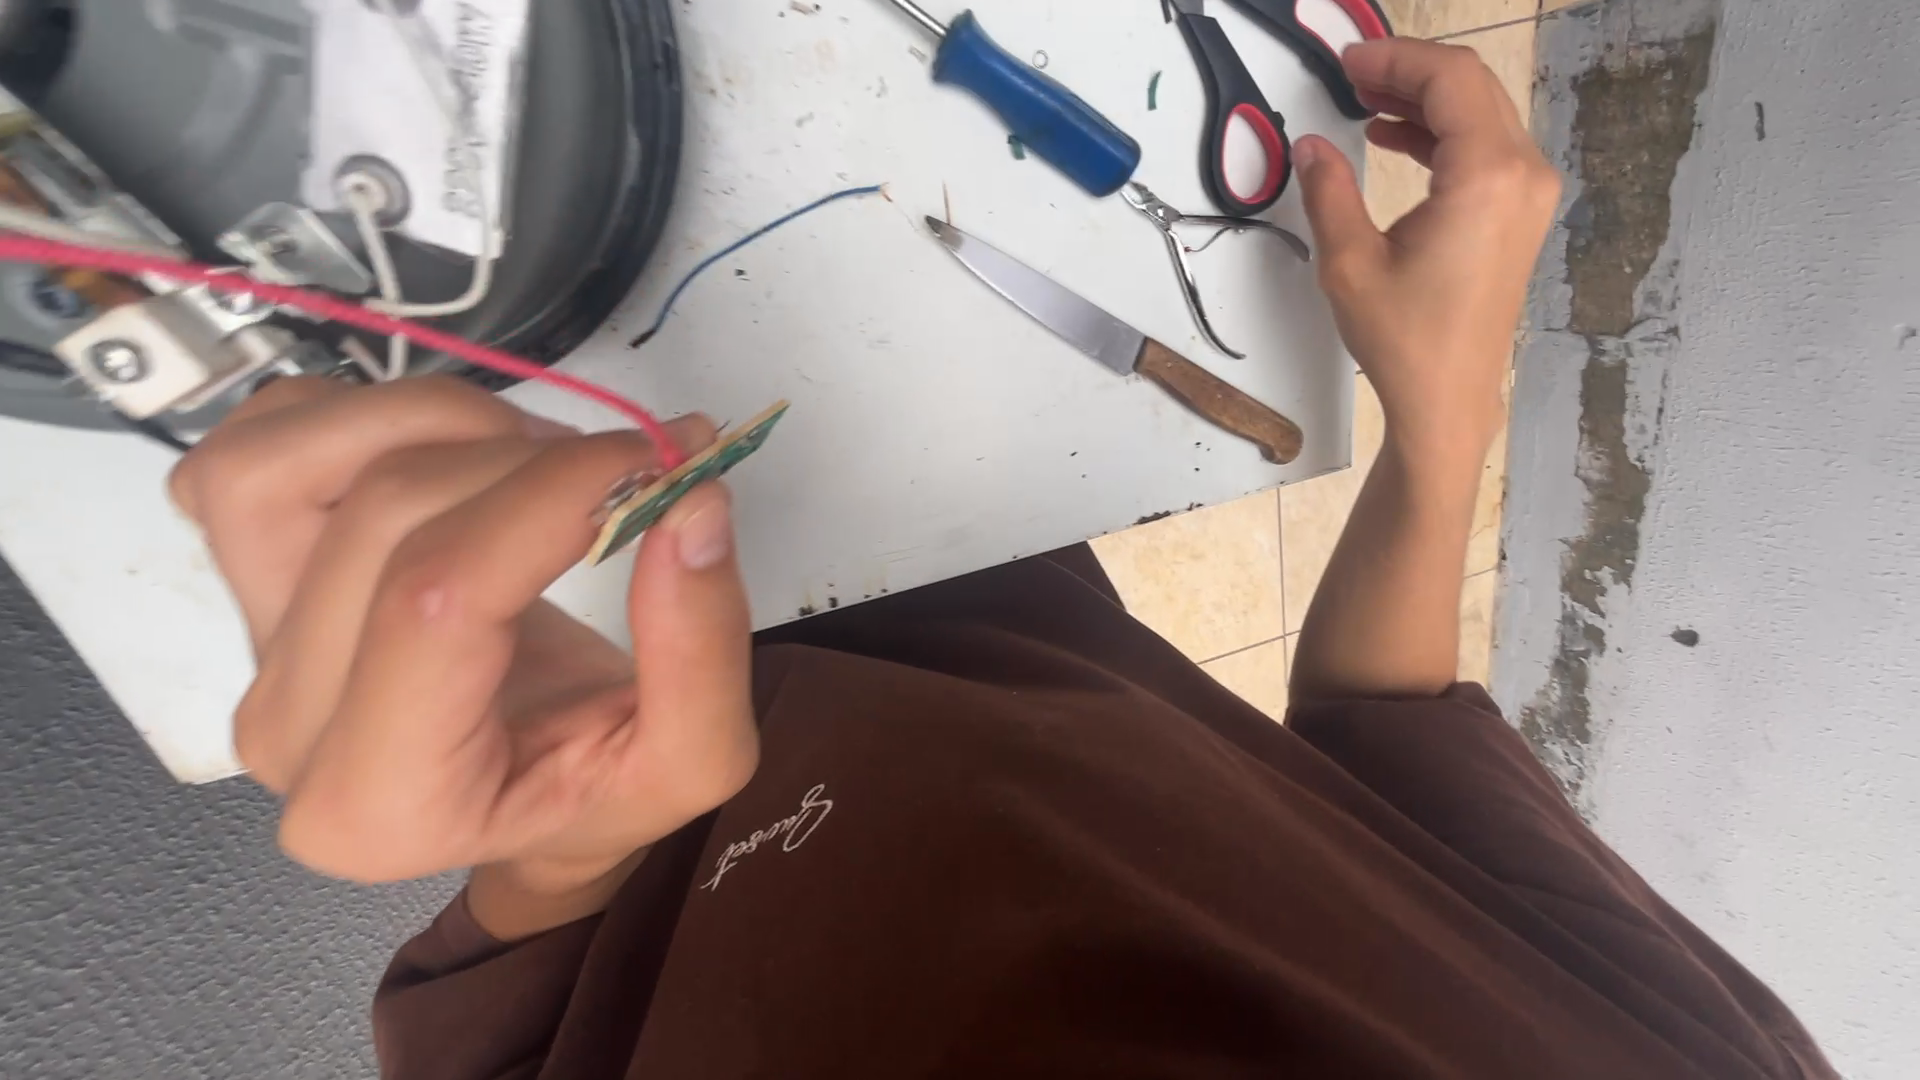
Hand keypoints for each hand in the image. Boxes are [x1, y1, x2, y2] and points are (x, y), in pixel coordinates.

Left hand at [170, 376, 758, 932]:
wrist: (537, 795)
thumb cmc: (614, 793)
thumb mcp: (701, 755)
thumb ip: (705, 644)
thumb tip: (690, 498)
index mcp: (392, 800)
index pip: (442, 596)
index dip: (556, 496)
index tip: (662, 460)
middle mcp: (292, 728)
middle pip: (384, 517)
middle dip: (532, 458)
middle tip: (634, 464)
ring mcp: (257, 651)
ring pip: (275, 467)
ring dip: (436, 422)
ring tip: (545, 453)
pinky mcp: (252, 590)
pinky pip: (251, 454)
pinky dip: (360, 419)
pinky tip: (466, 452)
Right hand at [1293, 39, 1560, 469]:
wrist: (1446, 395)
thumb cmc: (1400, 337)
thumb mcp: (1350, 263)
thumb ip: (1329, 193)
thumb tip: (1311, 146)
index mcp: (1487, 176)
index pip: (1450, 82)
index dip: (1395, 60)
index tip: (1346, 61)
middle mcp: (1524, 172)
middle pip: (1472, 90)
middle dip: (1410, 74)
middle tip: (1351, 75)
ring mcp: (1529, 194)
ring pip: (1480, 117)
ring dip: (1425, 103)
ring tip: (1367, 104)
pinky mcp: (1519, 216)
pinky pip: (1485, 151)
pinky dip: (1442, 136)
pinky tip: (1399, 140)